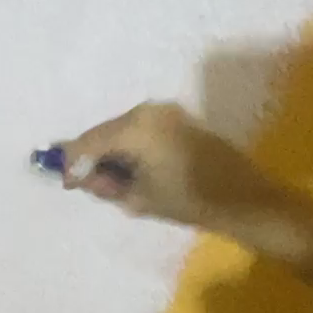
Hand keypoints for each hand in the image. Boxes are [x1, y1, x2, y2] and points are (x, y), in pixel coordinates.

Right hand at [59, 102, 282, 228]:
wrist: (245, 199)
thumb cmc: (189, 201)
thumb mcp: (138, 198)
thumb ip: (104, 184)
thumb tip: (82, 176)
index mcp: (135, 127)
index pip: (88, 142)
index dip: (72, 163)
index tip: (67, 184)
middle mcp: (148, 111)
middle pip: (104, 132)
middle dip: (90, 156)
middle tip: (83, 182)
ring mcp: (166, 112)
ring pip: (122, 129)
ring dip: (110, 151)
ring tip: (109, 179)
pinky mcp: (179, 119)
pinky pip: (141, 129)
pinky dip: (129, 146)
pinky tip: (131, 168)